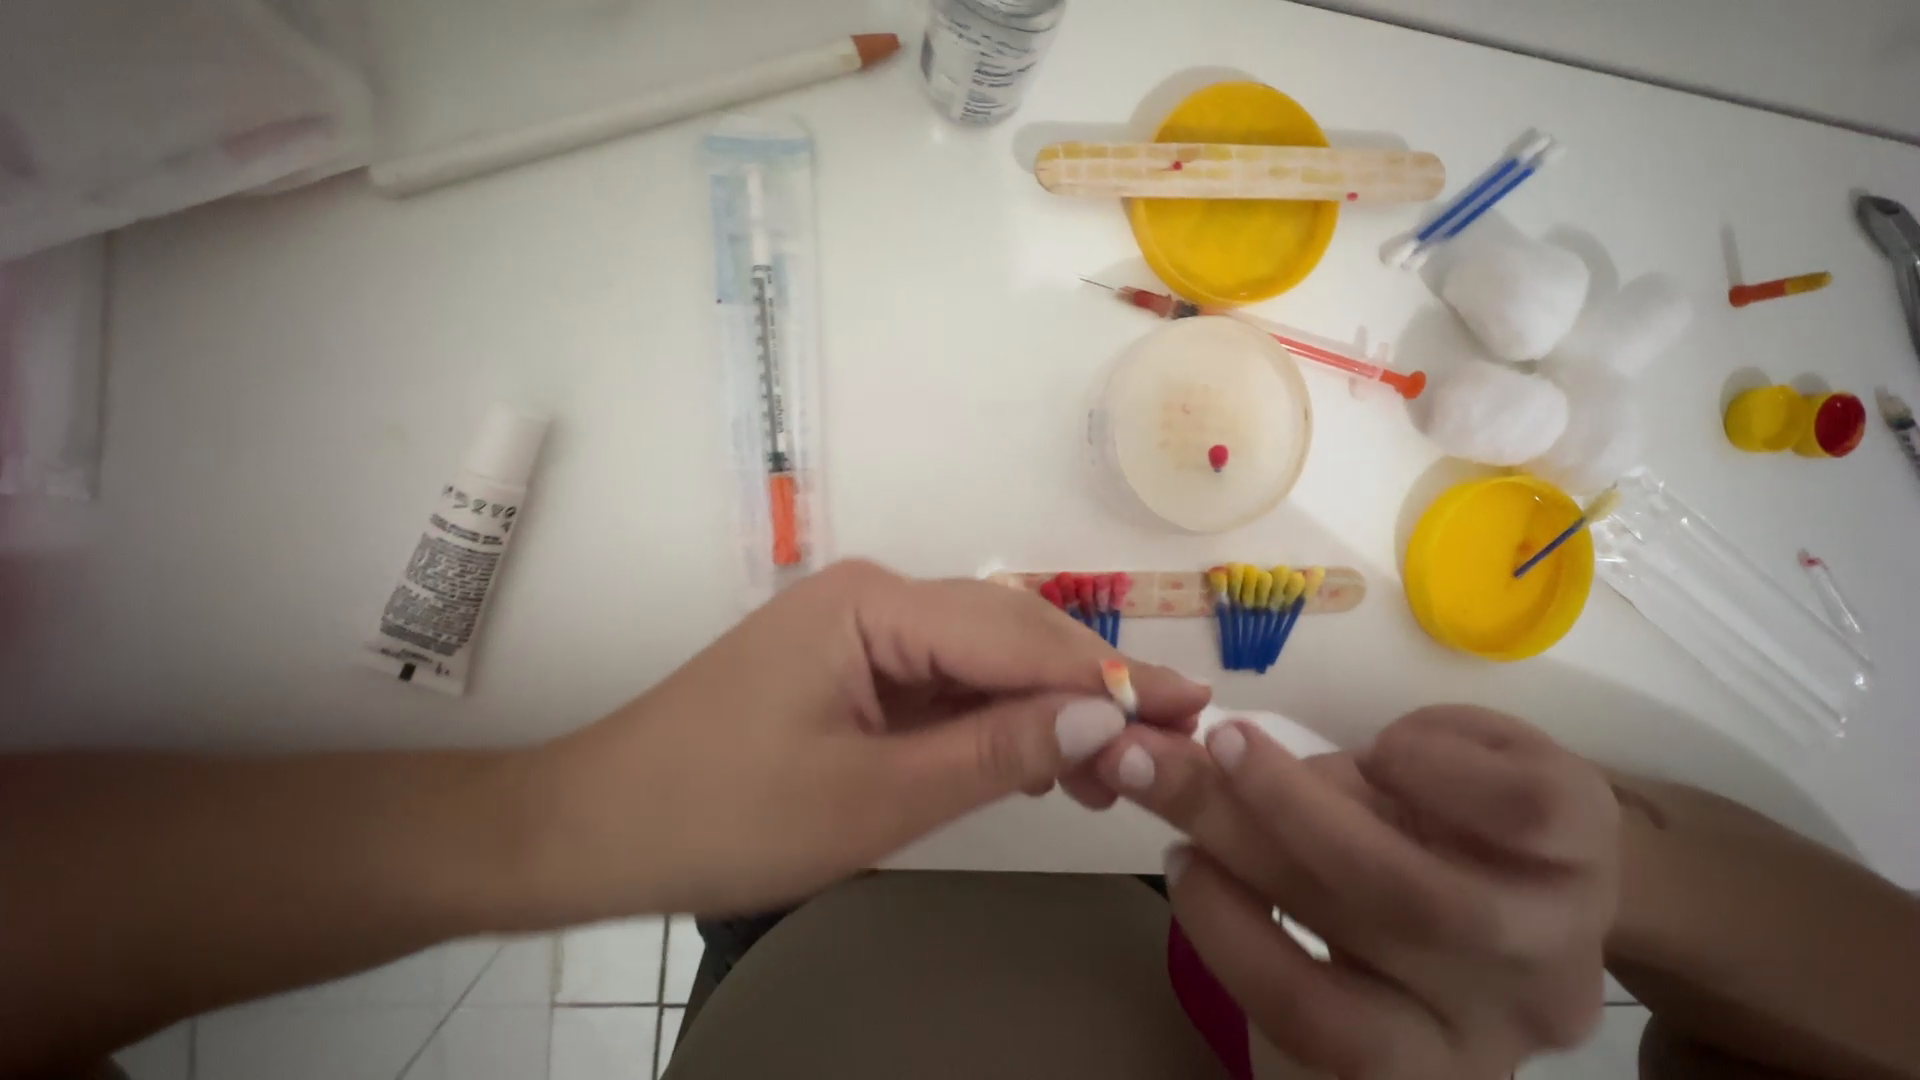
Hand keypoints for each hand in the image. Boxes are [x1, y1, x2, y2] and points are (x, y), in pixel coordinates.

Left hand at [523, 560, 1209, 919]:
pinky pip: (945, 683)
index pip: (1018, 633)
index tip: (1190, 715)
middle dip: (1089, 686)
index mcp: (875, 605)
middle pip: (1008, 632)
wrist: (599, 828)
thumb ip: (996, 749)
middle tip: (1172, 741)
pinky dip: (996, 721)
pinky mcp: (854, 666)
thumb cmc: (727, 815)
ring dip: (1048, 706)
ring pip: (983, 658)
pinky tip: (1043, 758)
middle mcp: (876, 596)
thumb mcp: (876, 798)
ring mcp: (864, 630)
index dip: (1106, 677)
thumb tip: (1107, 714)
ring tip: (1118, 765)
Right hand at [1095, 705, 1618, 1079]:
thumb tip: (1142, 765)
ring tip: (1229, 742)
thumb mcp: (1321, 880)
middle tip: (1149, 761)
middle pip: (1354, 935)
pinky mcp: (1591, 837)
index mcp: (1432, 1046)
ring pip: (1419, 891)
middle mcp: (1503, 1009)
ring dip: (1296, 801)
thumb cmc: (1402, 871)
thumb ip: (1244, 844)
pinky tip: (1382, 749)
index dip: (1233, 942)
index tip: (1172, 860)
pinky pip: (1506, 802)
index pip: (1325, 1029)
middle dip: (1232, 834)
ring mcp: (1558, 926)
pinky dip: (1417, 758)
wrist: (1537, 849)